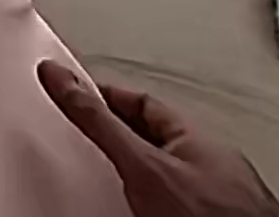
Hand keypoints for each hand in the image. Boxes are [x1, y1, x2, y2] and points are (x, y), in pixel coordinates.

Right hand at [37, 61, 278, 216]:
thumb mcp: (140, 162)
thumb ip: (95, 116)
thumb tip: (57, 74)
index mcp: (205, 141)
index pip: (140, 101)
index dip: (101, 95)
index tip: (69, 93)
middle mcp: (218, 168)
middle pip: (150, 135)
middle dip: (116, 134)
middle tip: (86, 135)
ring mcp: (222, 202)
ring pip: (162, 168)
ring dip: (133, 168)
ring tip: (110, 173)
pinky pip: (170, 197)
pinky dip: (147, 195)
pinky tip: (135, 204)